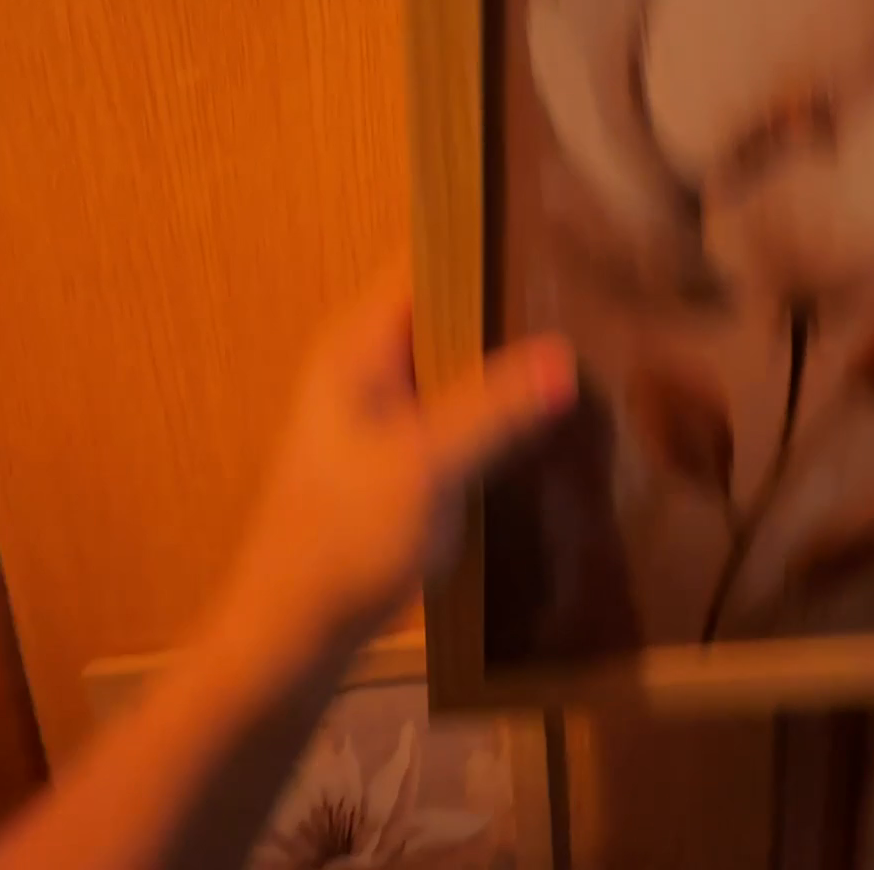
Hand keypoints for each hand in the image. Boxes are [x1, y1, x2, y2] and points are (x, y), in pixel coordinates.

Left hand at [241, 265, 576, 629]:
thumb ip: (495, 409)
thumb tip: (564, 357)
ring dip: (498, 360)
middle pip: (442, 311)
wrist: (294, 629)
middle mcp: (365, 365)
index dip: (482, 247)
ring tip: (570, 352)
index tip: (551, 244)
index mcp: (358, 346)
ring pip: (449, 362)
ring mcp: (378, 409)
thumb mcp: (427, 466)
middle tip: (578, 304)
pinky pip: (449, 406)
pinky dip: (487, 404)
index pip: (422, 263)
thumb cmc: (346, 535)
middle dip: (503, 307)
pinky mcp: (393, 449)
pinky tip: (535, 416)